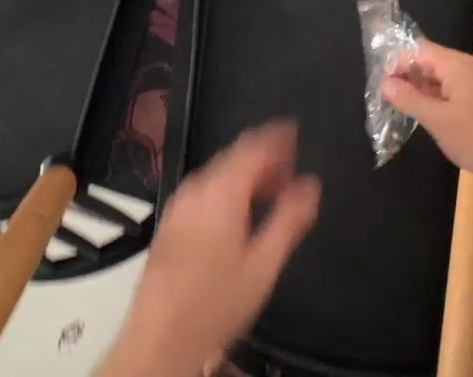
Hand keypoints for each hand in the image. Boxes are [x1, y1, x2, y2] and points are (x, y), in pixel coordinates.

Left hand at [99, 123, 320, 375]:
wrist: (162, 338)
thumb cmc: (213, 305)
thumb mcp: (264, 264)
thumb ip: (290, 220)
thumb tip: (310, 188)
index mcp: (221, 192)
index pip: (253, 146)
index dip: (277, 138)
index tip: (294, 133)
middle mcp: (196, 190)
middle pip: (234, 157)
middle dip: (264, 159)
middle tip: (289, 171)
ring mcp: (179, 206)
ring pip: (218, 174)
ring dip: (246, 177)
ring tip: (270, 195)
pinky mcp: (170, 223)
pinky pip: (203, 192)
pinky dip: (226, 191)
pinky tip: (239, 215)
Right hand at [382, 40, 472, 185]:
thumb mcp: (435, 120)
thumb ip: (408, 98)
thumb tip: (385, 83)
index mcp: (459, 65)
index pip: (420, 50)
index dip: (399, 64)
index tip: (384, 85)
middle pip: (434, 60)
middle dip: (411, 76)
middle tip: (393, 98)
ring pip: (448, 76)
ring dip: (427, 87)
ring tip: (410, 108)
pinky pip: (461, 87)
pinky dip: (444, 96)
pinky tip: (436, 115)